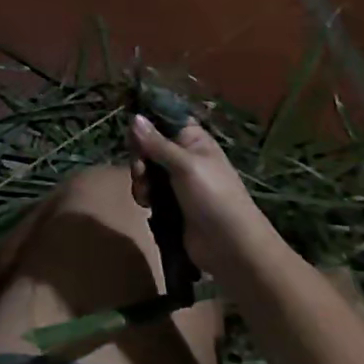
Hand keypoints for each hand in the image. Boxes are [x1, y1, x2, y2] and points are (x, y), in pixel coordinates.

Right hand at [129, 115, 272, 277]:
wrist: (230, 246)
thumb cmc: (213, 196)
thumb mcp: (185, 165)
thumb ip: (156, 143)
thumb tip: (134, 117)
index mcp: (192, 139)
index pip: (164, 119)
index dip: (146, 122)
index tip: (132, 132)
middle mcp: (183, 155)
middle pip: (149, 144)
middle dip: (139, 157)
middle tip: (141, 170)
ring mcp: (176, 180)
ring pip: (146, 168)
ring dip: (140, 178)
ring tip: (145, 194)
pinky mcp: (170, 202)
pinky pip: (148, 190)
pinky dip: (144, 194)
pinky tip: (147, 205)